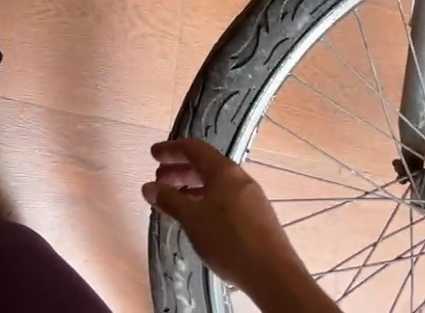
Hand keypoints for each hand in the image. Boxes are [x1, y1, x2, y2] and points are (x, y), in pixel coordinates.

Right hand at [142, 139, 336, 312]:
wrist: (276, 278)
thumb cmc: (229, 240)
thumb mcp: (191, 218)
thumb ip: (168, 199)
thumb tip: (148, 187)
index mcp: (223, 171)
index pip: (193, 148)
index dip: (170, 149)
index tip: (153, 155)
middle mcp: (240, 179)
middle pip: (205, 165)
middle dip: (179, 170)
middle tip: (160, 181)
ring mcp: (253, 200)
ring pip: (216, 185)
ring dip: (192, 188)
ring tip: (176, 202)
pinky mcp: (259, 220)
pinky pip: (227, 200)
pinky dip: (207, 201)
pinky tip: (200, 220)